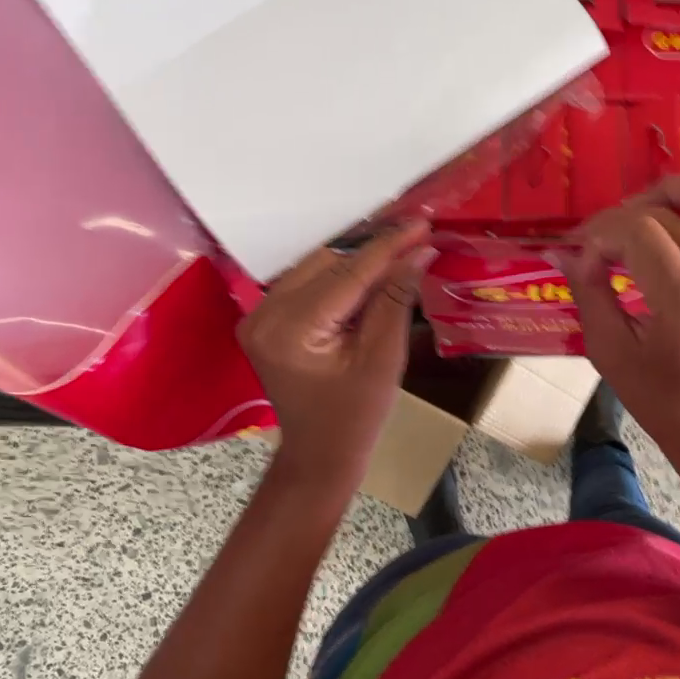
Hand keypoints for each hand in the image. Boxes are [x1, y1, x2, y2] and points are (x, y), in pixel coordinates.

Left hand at [238, 222, 434, 469]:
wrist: (319, 454)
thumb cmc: (356, 417)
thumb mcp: (383, 359)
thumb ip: (396, 300)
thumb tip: (419, 253)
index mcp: (292, 330)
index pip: (347, 274)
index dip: (388, 247)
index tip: (421, 224)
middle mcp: (265, 315)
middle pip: (327, 263)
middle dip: (373, 253)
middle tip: (416, 241)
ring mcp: (258, 316)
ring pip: (315, 267)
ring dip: (356, 263)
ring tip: (398, 258)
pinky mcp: (264, 319)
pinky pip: (305, 283)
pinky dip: (338, 278)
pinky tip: (369, 280)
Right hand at [558, 176, 679, 459]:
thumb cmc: (656, 398)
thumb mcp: (608, 352)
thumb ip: (589, 293)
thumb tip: (566, 250)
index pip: (638, 233)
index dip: (600, 233)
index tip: (580, 254)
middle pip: (668, 215)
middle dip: (620, 220)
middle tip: (597, 243)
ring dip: (677, 191)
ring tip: (645, 208)